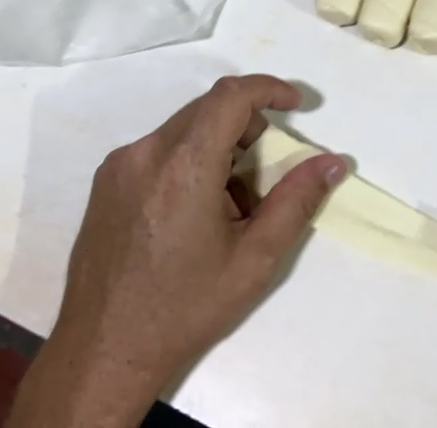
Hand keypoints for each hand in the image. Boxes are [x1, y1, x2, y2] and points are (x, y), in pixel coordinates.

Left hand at [8, 75, 345, 427]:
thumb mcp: (254, 260)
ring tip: (226, 211)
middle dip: (246, 129)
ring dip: (216, 149)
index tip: (296, 105)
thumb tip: (332, 162)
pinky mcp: (106, 180)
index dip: (269, 89)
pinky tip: (191, 218)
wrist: (104, 348)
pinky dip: (186, 163)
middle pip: (208, 110)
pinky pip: (158, 151)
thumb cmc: (185, 308)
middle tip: (264, 180)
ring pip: (183, 130)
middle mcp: (146, 151)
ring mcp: (120, 164)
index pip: (230, 96)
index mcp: (184, 164)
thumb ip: (296, 201)